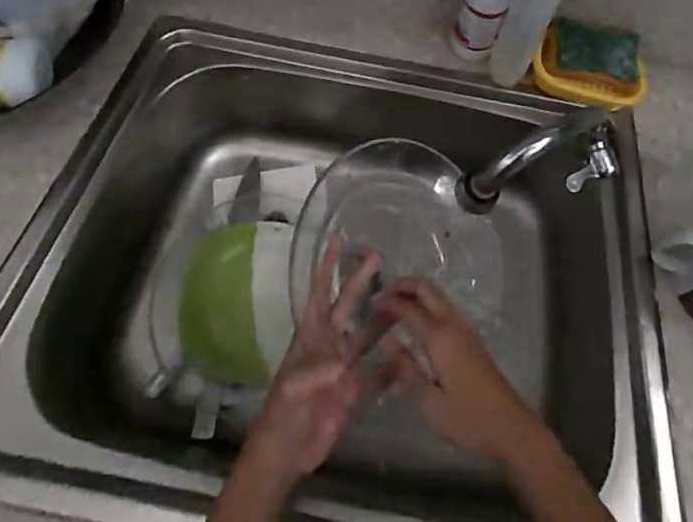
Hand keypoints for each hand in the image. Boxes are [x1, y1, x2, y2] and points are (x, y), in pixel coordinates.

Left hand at [243, 238, 384, 477]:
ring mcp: (342, 367)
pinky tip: (409, 355)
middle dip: (360, 279)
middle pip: (346, 304)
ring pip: (365, 333)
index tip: (337, 240)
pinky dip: (391, 365)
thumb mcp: (293, 390)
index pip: (319, 291)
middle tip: (378, 255)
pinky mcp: (353, 392)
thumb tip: (342, 362)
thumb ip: (315, 374)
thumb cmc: (283, 414)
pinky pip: (376, 374)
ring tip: (402, 298)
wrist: (287, 452)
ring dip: (381, 316)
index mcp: (311, 335)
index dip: (326, 265)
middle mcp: (329, 344)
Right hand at [382, 276, 540, 460]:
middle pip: (425, 288)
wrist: (513, 430)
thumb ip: (407, 369)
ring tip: (394, 306)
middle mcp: (453, 325)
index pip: (407, 306)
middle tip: (380, 297)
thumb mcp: (430, 403)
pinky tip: (416, 322)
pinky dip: (426, 304)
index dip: (386, 303)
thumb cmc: (469, 420)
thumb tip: (389, 342)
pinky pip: (444, 308)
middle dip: (401, 285)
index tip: (369, 308)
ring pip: (437, 295)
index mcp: (440, 337)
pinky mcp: (472, 339)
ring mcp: (465, 330)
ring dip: (414, 293)